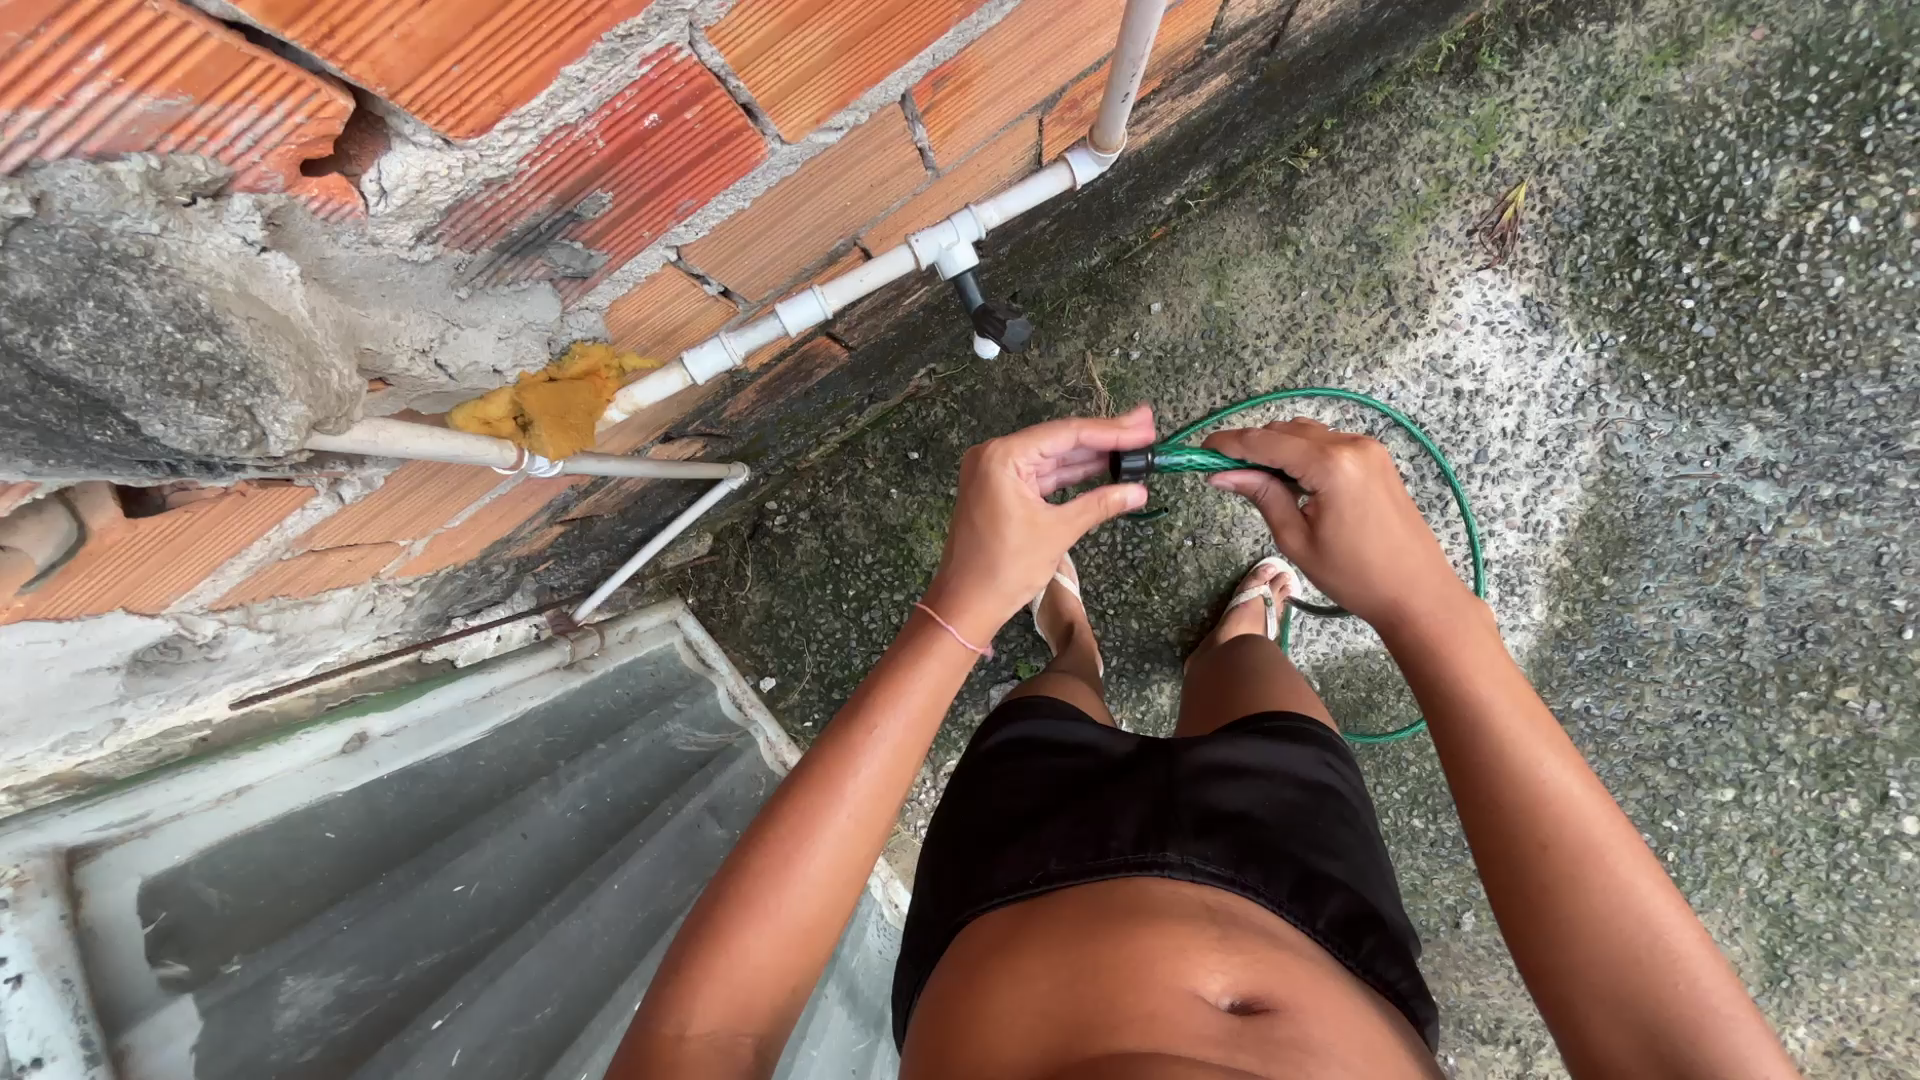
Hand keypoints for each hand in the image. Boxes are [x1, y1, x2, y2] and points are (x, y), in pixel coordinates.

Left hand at [922, 406, 1154, 644]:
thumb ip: (1099, 504)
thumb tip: (1139, 491)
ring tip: (1132, 446)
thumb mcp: (1057, 531)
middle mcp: (995, 455)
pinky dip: (1069, 475)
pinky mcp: (999, 490)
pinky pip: (1040, 475)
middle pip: (1059, 441)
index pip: (1066, 434)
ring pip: (1052, 458)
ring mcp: (995, 472)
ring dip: (1090, 456)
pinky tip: (1102, 469)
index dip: (1110, 431)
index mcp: (1003, 456)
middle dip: (1104, 438)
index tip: (1145, 426)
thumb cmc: (1006, 568)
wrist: (966, 603)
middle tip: (1146, 427)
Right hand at [1203, 418, 1474, 633]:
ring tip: (1251, 477)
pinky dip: (1299, 453)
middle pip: (1285, 431)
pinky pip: (1326, 443)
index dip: (1230, 443)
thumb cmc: (1353, 575)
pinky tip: (1286, 478)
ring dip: (1275, 448)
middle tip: (1222, 471)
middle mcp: (1351, 445)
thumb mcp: (1295, 538)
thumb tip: (1222, 475)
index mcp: (1331, 465)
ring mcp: (1367, 449)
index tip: (1201, 449)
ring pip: (1305, 434)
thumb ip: (1261, 495)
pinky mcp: (1375, 459)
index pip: (1267, 442)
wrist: (1416, 592)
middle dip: (1251, 445)